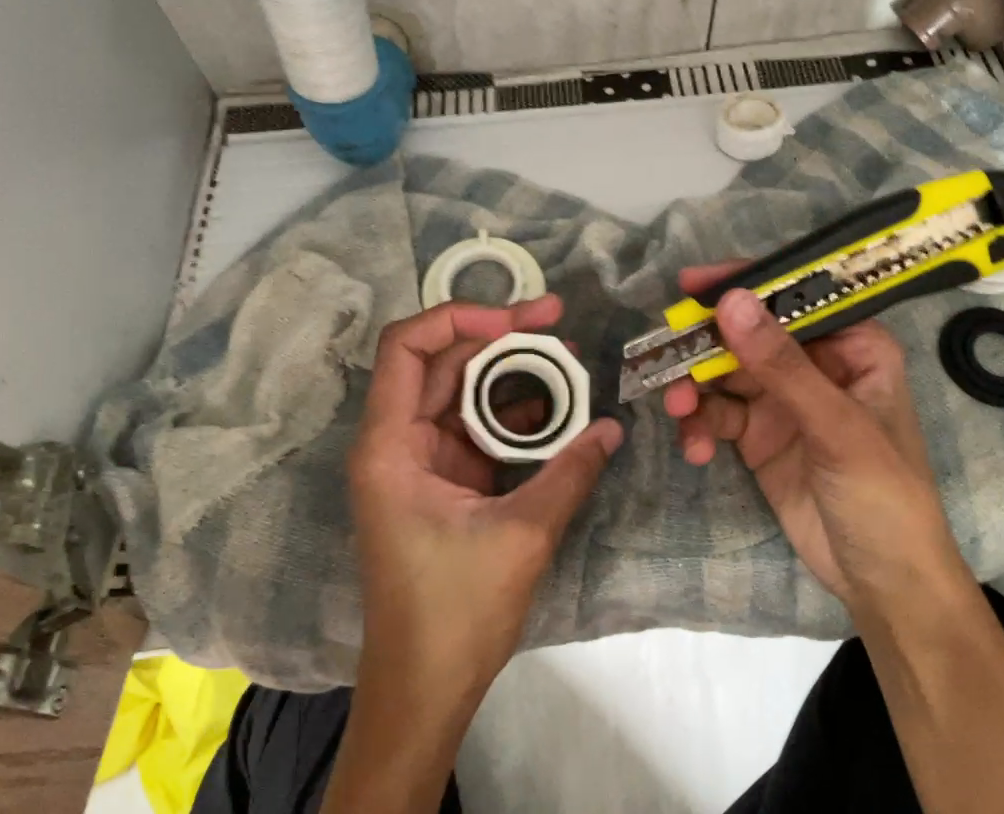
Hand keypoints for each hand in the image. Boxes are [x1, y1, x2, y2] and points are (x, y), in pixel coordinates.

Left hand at [348, 296, 623, 695]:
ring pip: (462, 396)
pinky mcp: (442, 485)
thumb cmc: (456, 611)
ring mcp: (419, 464)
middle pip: (442, 365)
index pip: (407, 347)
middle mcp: (396, 444)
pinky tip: (558, 411)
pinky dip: (513, 417)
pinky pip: (476, 432)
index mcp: (390, 446)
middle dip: (499, 339)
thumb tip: (613, 428)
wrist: (425, 686)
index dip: (459, 318)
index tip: (519, 319)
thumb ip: (569, 472)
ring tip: (570, 363)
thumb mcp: (522, 534)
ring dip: (511, 377)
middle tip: (559, 323)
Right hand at [663, 264, 966, 613]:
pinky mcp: (760, 438)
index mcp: (854, 348)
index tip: (692, 286)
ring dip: (696, 389)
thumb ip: (781, 366)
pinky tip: (695, 451)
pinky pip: (718, 417)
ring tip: (678, 412)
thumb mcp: (835, 426)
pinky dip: (700, 428)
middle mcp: (817, 366)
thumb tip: (730, 303)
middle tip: (668, 359)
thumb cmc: (884, 496)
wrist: (884, 583)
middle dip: (706, 348)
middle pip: (749, 336)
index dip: (745, 285)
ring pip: (726, 376)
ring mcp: (785, 403)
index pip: (796, 298)